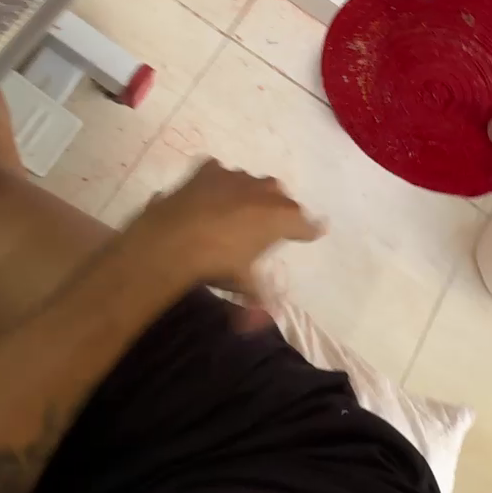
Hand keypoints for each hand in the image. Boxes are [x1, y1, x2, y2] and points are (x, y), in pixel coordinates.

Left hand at [115, 160, 322, 300]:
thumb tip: (257, 323)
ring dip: (247, 194)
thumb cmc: (218, 262)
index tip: (316, 231)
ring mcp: (236, 177)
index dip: (309, 229)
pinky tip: (208, 194)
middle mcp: (264, 192)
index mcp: (280, 218)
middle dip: (277, 208)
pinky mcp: (208, 169)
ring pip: (250, 183)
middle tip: (268, 222)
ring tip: (236, 210)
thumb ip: (258, 298)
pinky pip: (219, 173)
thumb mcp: (243, 283)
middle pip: (279, 197)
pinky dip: (217, 183)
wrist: (175, 237)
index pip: (304, 223)